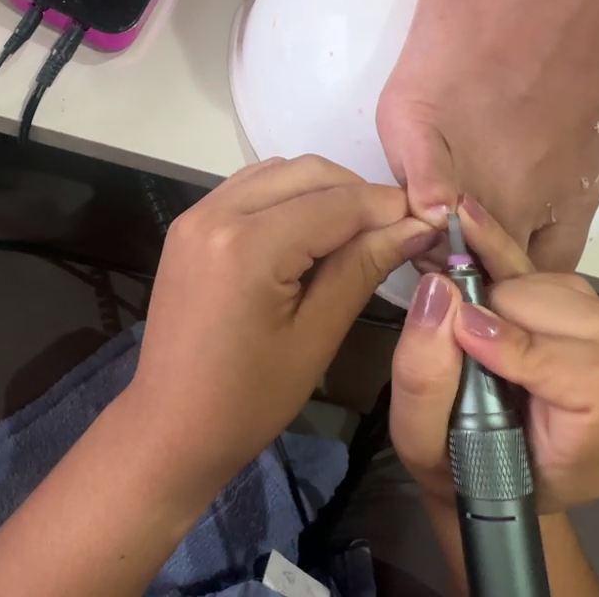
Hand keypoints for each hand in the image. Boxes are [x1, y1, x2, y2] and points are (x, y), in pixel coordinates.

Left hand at [125, 156, 435, 484]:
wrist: (169, 427)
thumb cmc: (248, 400)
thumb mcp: (316, 337)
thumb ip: (362, 269)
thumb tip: (416, 228)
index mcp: (248, 246)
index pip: (336, 203)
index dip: (388, 207)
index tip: (428, 220)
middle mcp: (217, 213)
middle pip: (306, 172)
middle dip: (357, 192)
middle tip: (395, 228)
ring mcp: (197, 214)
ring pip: (277, 171)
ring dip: (322, 188)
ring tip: (356, 230)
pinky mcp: (189, 224)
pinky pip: (248, 187)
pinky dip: (286, 195)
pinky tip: (309, 229)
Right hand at [389, 200, 598, 514]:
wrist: (479, 474)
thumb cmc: (452, 469)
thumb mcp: (418, 442)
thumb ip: (424, 378)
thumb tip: (438, 290)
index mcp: (589, 452)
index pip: (591, 387)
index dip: (529, 348)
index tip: (466, 330)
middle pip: (591, 329)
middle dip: (515, 304)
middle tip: (454, 301)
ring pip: (578, 296)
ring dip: (513, 278)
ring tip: (461, 277)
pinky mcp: (576, 323)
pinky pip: (555, 278)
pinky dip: (510, 255)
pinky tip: (471, 233)